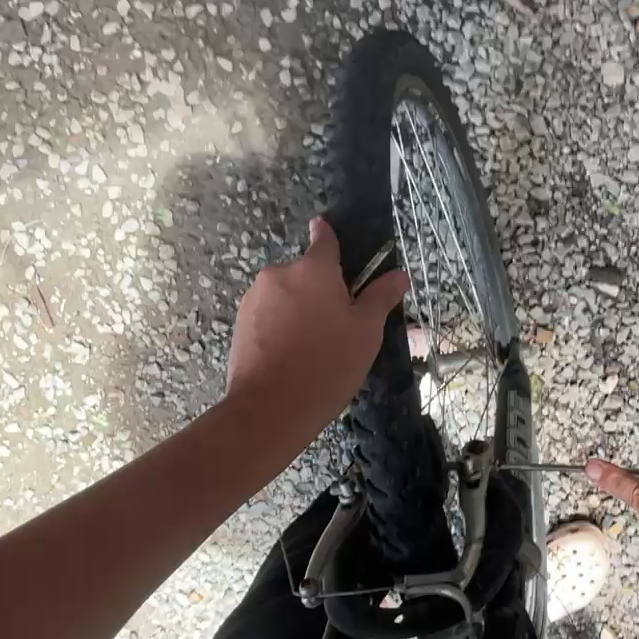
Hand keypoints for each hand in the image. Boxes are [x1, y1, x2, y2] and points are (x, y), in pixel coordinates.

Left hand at [225, 217, 409, 431]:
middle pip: (306, 274)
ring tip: (315, 347)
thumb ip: (380, 298)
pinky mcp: (240, 324)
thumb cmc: (327, 365)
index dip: (328, 235)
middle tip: (339, 324)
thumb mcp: (366, 332)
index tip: (326, 229)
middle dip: (320, 291)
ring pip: (286, 297)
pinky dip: (281, 328)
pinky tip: (292, 356)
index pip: (323, 239)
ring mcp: (255, 299)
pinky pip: (269, 317)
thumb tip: (398, 274)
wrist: (270, 408)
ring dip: (300, 311)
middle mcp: (279, 275)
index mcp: (313, 270)